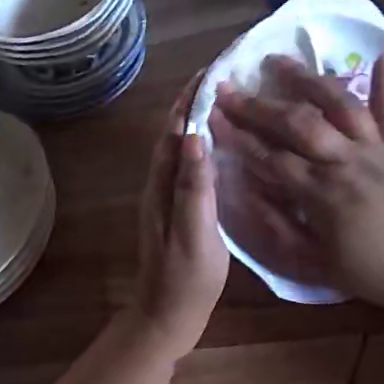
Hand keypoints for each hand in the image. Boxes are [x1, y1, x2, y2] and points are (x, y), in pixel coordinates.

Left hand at [132, 77, 229, 352]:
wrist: (166, 316)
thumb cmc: (185, 280)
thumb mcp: (194, 235)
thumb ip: (193, 188)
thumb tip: (194, 137)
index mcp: (161, 186)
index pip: (174, 130)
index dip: (190, 98)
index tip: (212, 68)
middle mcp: (158, 184)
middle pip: (174, 132)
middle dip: (193, 100)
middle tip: (223, 73)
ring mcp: (165, 196)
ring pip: (180, 146)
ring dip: (197, 118)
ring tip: (225, 97)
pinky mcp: (176, 208)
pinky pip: (188, 164)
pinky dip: (202, 144)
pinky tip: (221, 144)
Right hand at [208, 53, 383, 316]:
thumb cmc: (373, 272)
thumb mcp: (316, 263)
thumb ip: (278, 227)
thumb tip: (245, 194)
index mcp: (322, 194)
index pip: (269, 158)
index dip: (237, 137)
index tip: (210, 117)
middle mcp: (346, 162)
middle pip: (297, 123)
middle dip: (258, 105)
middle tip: (228, 88)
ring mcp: (375, 151)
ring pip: (338, 104)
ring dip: (306, 79)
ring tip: (279, 61)